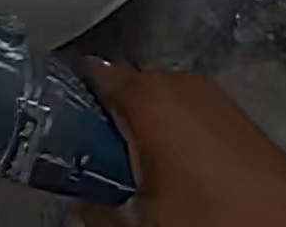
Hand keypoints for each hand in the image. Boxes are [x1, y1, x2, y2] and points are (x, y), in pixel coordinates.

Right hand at [77, 60, 285, 226]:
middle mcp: (172, 80)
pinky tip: (174, 167)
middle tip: (93, 155)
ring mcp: (204, 91)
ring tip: (133, 165)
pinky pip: (184, 107)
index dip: (72, 91)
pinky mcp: (229, 109)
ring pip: (156, 97)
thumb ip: (101, 213)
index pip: (94, 73)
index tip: (56, 114)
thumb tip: (76, 208)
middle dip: (108, 116)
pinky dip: (171, 127)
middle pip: (124, 86)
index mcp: (145, 95)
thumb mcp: (145, 225)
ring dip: (141, 122)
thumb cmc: (212, 218)